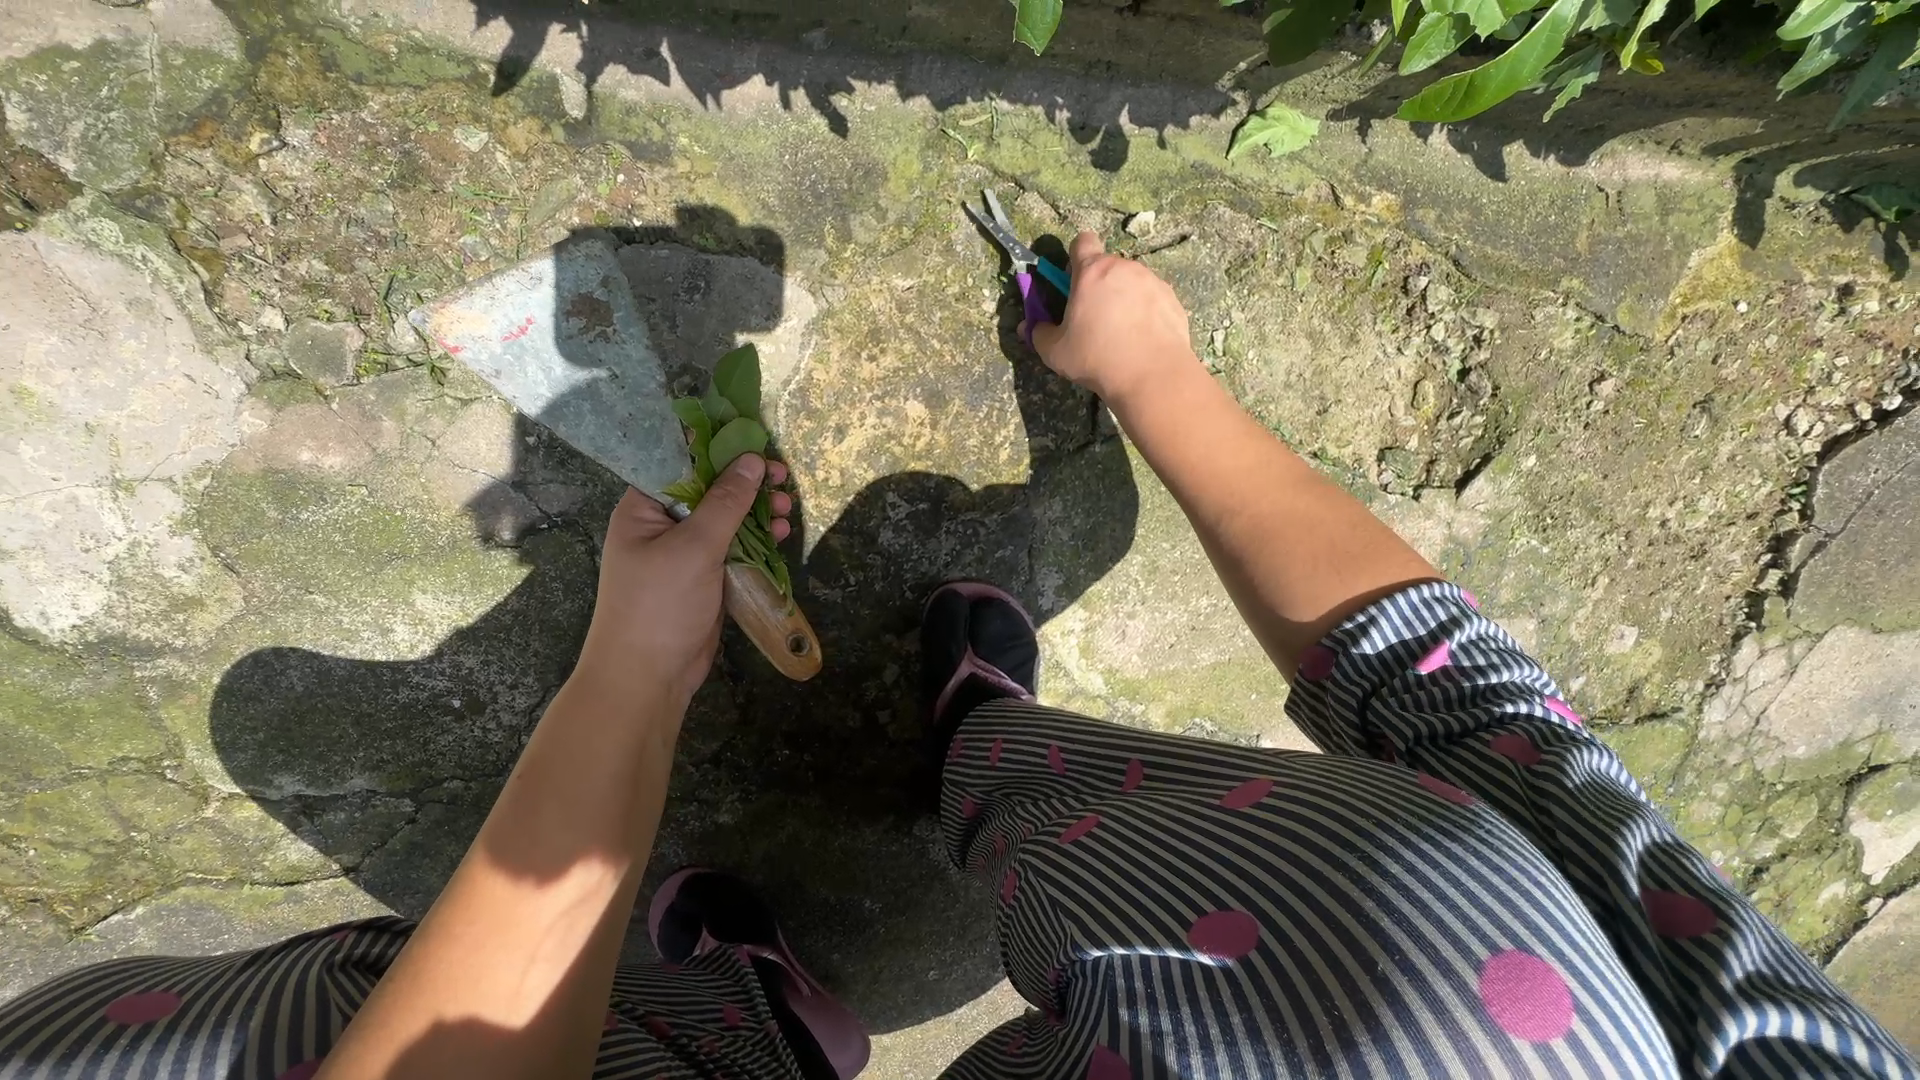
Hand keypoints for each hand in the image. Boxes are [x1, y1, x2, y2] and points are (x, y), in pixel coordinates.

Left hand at [574, 456, 794, 705]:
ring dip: (757, 513)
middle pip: (710, 491)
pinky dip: (757, 540)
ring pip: (727, 520)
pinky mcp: (704, 578)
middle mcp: (662, 525)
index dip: (720, 451)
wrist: (648, 675)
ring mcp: (684, 553)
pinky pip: (733, 548)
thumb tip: (753, 460)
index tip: (758, 446)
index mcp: (644, 508)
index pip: (682, 464)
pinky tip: (780, 535)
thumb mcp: (694, 547)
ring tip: (787, 511)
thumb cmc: (659, 604)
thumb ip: (726, 501)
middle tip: (783, 479)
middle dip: (747, 485)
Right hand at [1028, 231, 1200, 405]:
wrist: (1152, 376)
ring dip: (1124, 298)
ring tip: (1122, 333)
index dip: (1076, 257)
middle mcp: (1124, 268)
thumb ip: (1039, 334)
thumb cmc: (1096, 358)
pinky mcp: (1172, 299)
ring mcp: (1152, 281)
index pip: (1082, 241)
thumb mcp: (1055, 352)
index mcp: (1092, 272)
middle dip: (1100, 285)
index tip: (1074, 281)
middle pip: (1107, 266)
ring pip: (1132, 282)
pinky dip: (1146, 312)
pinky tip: (1143, 339)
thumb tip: (1028, 327)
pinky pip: (1152, 299)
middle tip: (1094, 319)